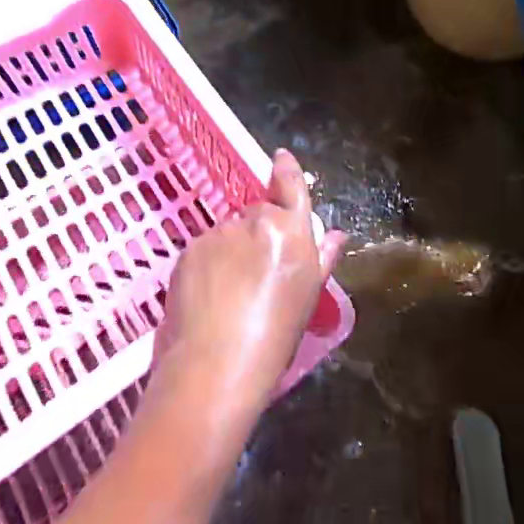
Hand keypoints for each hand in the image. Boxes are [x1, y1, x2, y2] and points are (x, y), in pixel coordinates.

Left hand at [151, 150, 345, 416]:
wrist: (214, 366)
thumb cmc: (276, 336)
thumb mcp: (308, 296)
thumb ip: (322, 257)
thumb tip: (335, 234)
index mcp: (289, 230)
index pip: (289, 186)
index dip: (286, 169)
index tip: (281, 157)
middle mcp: (252, 222)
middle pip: (258, 213)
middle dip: (260, 230)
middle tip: (260, 269)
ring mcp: (216, 234)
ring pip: (229, 232)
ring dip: (234, 249)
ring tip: (232, 292)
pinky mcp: (188, 250)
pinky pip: (205, 248)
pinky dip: (210, 263)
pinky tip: (210, 296)